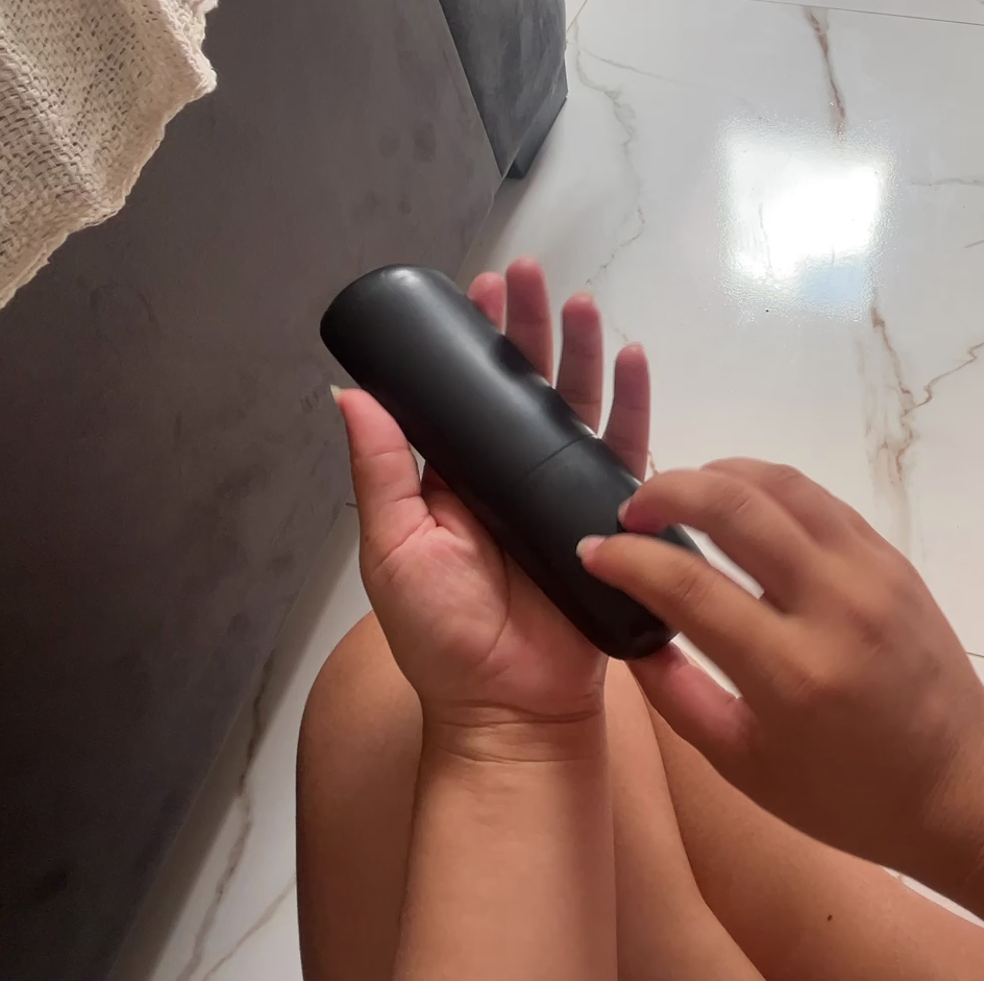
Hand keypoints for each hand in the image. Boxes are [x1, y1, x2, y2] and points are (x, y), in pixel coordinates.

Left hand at [337, 259, 651, 730]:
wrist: (514, 705)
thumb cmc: (447, 636)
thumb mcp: (395, 550)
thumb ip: (380, 474)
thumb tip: (350, 395)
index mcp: (461, 477)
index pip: (471, 393)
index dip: (478, 341)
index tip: (480, 291)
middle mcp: (514, 474)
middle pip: (529, 387)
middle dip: (531, 329)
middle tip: (530, 278)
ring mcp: (564, 490)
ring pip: (579, 407)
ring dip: (583, 353)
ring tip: (582, 305)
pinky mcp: (607, 513)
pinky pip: (625, 452)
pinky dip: (633, 406)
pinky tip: (632, 362)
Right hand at [578, 460, 983, 869]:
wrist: (964, 784)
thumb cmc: (848, 794)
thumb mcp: (743, 765)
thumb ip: (676, 696)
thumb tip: (633, 631)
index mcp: (790, 671)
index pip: (687, 584)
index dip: (627, 557)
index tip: (593, 548)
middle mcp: (833, 603)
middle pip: (735, 504)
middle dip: (667, 489)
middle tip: (633, 508)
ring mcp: (870, 569)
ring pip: (779, 482)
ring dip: (717, 473)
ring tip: (681, 495)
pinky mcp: (890, 555)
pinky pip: (816, 497)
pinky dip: (764, 486)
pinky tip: (740, 504)